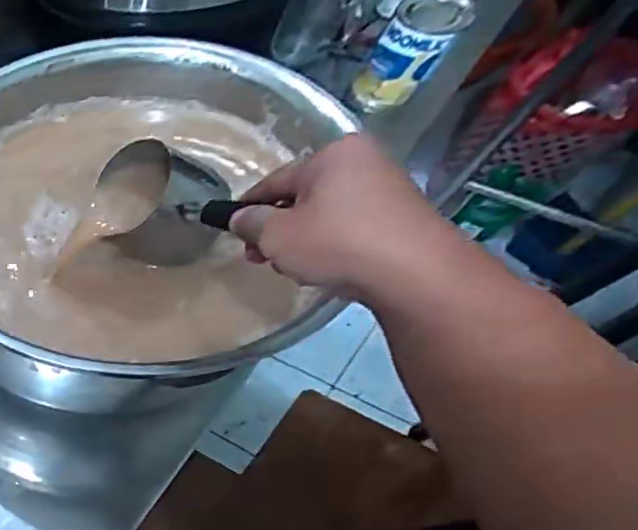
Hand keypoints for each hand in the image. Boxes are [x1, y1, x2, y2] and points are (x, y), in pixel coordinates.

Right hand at [227, 134, 466, 297]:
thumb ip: (251, 223)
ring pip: (321, 211)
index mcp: (330, 155)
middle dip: (275, 228)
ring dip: (298, 238)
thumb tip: (238, 216)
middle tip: (259, 258)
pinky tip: (321, 265)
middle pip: (299, 196)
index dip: (246, 207)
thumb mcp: (276, 236)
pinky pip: (345, 222)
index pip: (273, 182)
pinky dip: (326, 241)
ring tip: (291, 266)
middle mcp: (360, 159)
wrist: (407, 266)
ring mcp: (382, 183)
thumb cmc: (334, 243)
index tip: (229, 228)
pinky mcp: (394, 210)